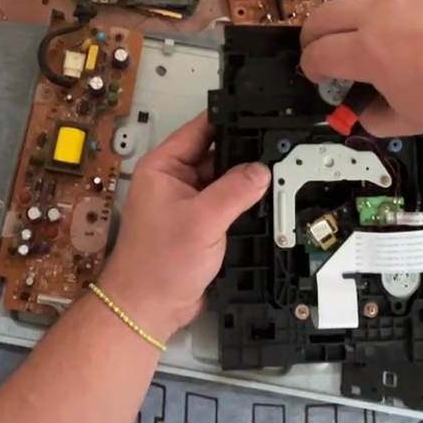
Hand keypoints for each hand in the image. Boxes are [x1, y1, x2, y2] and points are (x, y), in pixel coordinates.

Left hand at [95, 114, 269, 339]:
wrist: (150, 309)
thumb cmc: (157, 264)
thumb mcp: (202, 221)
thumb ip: (234, 191)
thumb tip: (260, 171)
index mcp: (163, 166)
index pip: (199, 129)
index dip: (228, 120)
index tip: (256, 114)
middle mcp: (173, 179)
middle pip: (215, 153)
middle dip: (242, 155)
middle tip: (272, 152)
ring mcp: (186, 200)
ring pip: (223, 179)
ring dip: (243, 182)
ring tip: (270, 178)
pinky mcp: (198, 221)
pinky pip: (225, 202)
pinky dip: (241, 203)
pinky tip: (260, 203)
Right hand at [300, 0, 422, 142]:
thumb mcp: (414, 121)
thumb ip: (373, 115)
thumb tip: (358, 108)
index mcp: (371, 50)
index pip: (317, 53)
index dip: (310, 67)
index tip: (316, 74)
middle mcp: (383, 10)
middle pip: (325, 14)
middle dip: (316, 36)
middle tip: (325, 51)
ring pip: (371, 0)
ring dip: (367, 22)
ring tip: (400, 44)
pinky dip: (411, 7)